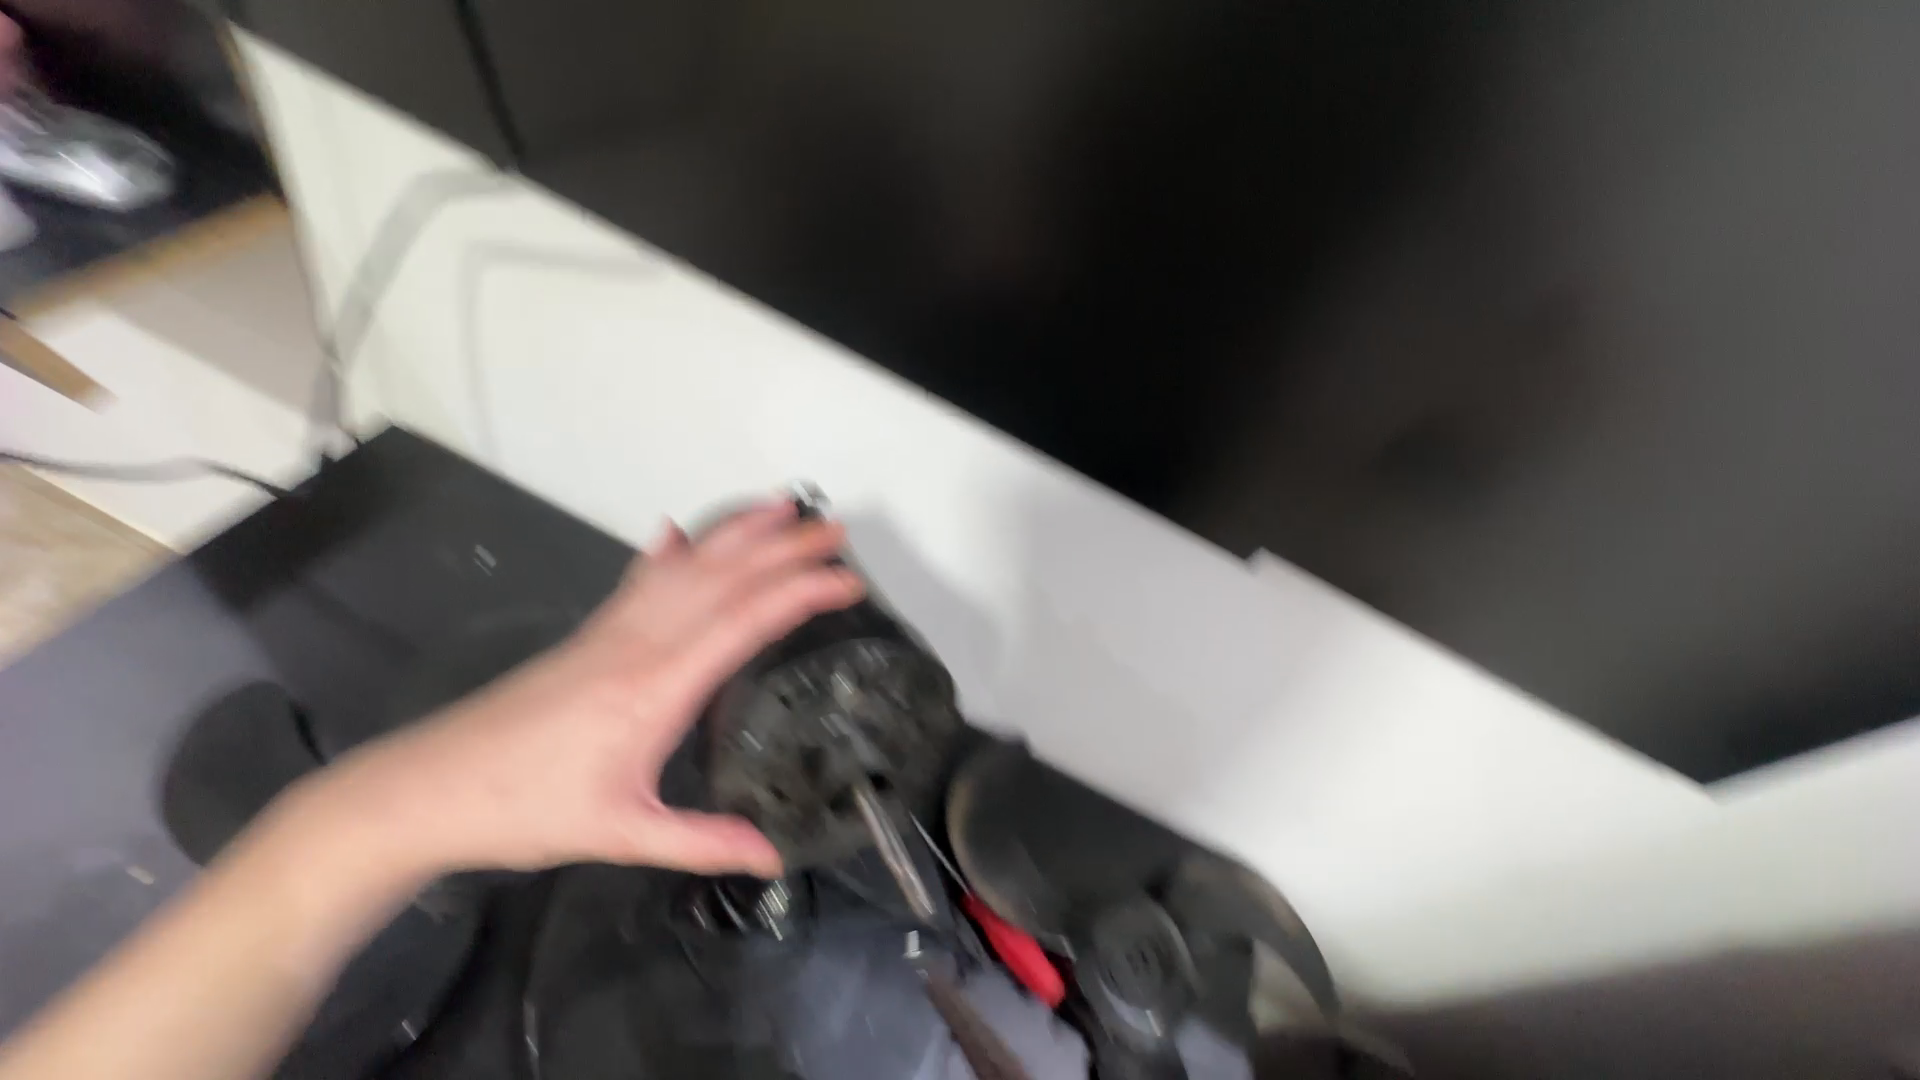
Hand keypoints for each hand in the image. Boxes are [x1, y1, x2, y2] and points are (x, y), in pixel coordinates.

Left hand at [284, 499, 862, 883]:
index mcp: (657, 685)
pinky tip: (676, 533)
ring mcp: (612, 631)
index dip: (801, 594)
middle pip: (723, 578)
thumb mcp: (621, 835)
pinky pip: (642, 579)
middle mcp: (639, 642)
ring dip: (737, 532)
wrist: (425, 789)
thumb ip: (702, 842)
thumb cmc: (525, 811)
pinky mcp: (590, 634)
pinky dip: (670, 552)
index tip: (849, 581)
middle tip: (837, 531)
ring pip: (687, 566)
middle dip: (785, 548)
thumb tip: (774, 858)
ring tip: (782, 507)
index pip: (744, 621)